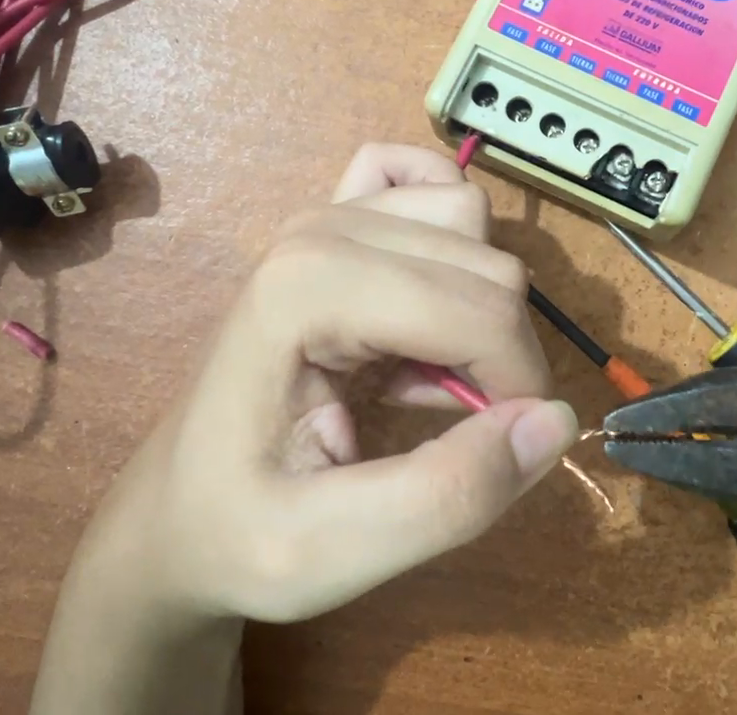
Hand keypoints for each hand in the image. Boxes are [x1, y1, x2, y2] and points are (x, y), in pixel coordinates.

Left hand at [32, 144, 577, 714]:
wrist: (181, 508)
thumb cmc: (239, 532)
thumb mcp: (330, 554)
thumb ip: (449, 495)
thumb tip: (555, 419)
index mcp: (308, 288)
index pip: (481, 310)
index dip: (516, 387)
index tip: (495, 454)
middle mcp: (322, 227)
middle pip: (489, 267)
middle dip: (501, 354)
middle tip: (454, 425)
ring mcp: (330, 212)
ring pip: (474, 226)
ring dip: (476, 306)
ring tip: (422, 375)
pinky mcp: (340, 216)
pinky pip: (431, 183)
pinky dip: (452, 239)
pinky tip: (423, 298)